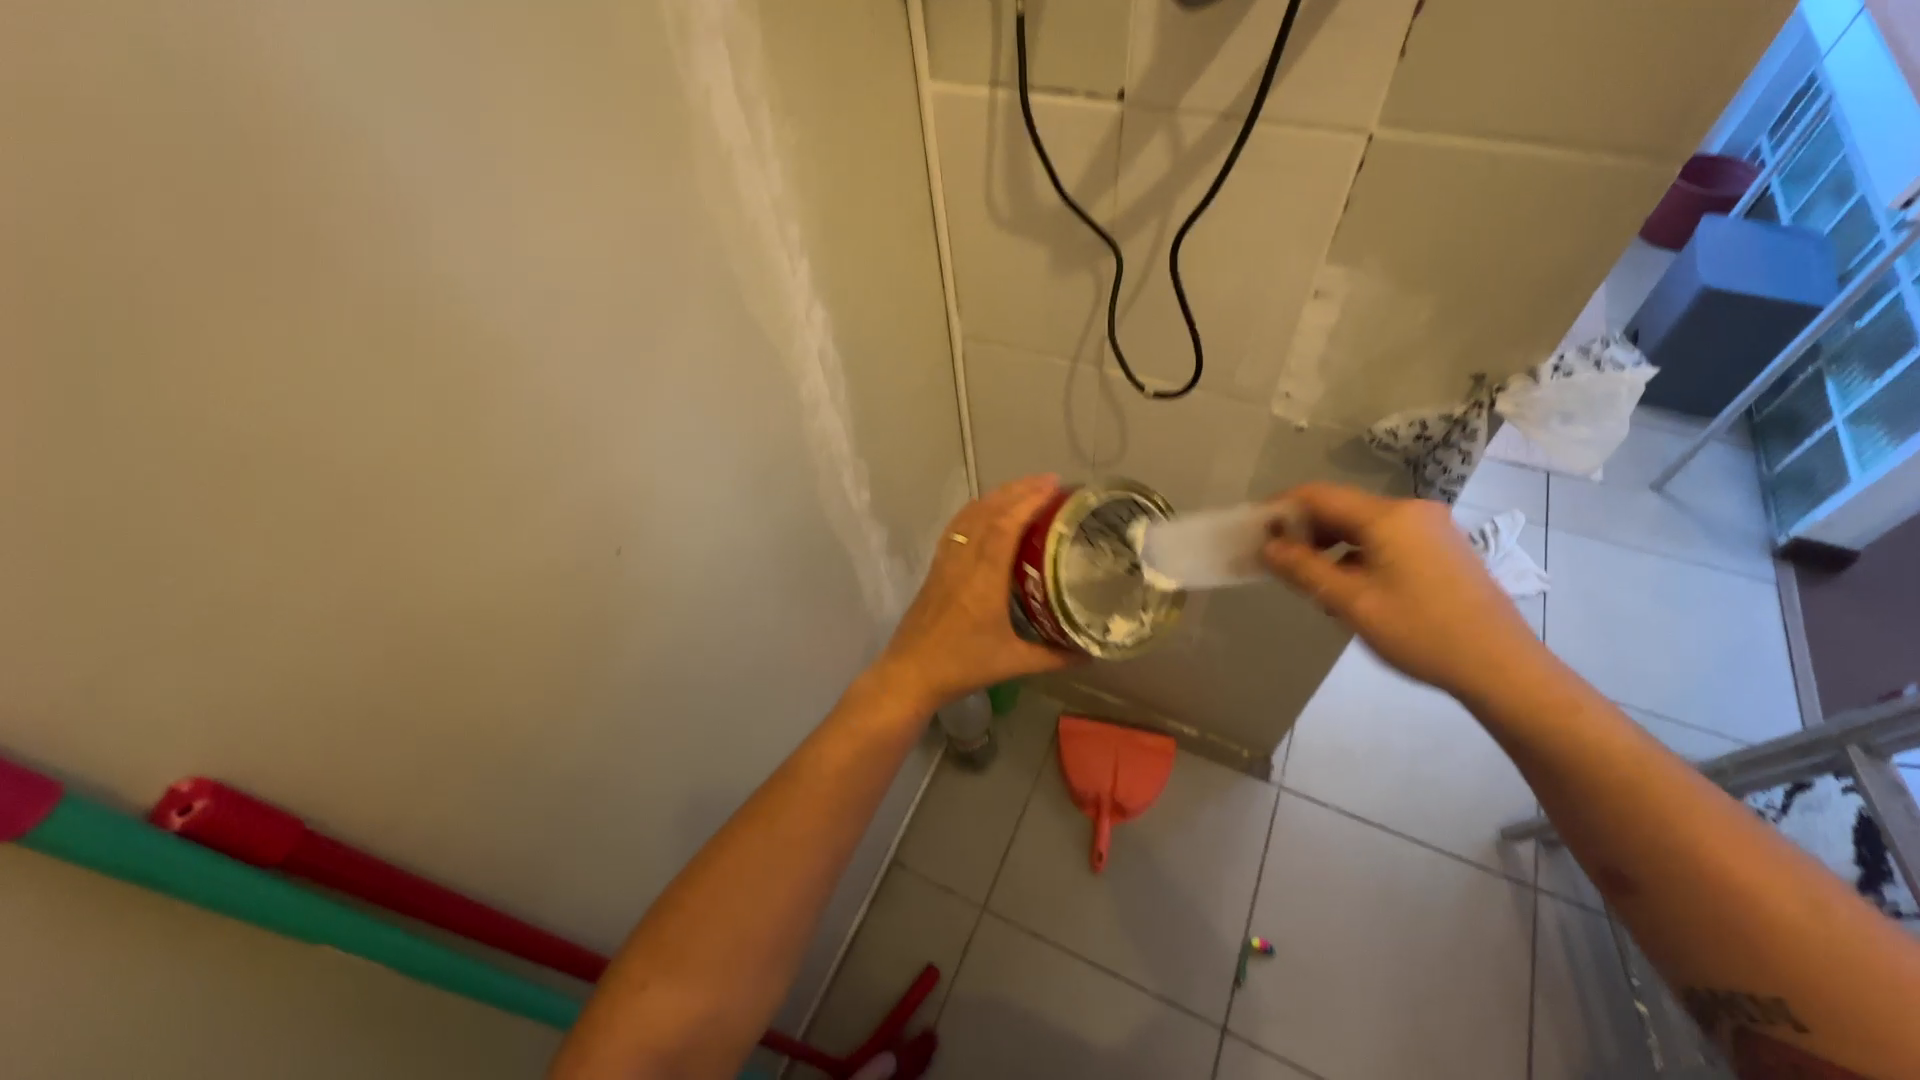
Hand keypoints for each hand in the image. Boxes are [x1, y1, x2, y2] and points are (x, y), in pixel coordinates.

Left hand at [873, 475, 1079, 707]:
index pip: (1006, 525)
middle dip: (1017, 490)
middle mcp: (963, 561)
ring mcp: (945, 563)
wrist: (909, 674)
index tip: (1054, 486)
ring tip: (1023, 490)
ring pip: (969, 517)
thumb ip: (1052, 656)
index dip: (1029, 500)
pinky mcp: (935, 570)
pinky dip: (975, 512)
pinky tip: (987, 513)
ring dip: (996, 497)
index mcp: (984, 578)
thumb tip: (1088, 654)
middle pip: (988, 511)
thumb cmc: (961, 666)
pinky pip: (956, 529)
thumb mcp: (1012, 663)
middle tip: (1048, 482)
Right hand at [1261, 483, 1542, 698]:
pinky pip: (1387, 541)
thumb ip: (1304, 569)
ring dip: (1331, 547)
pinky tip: (1350, 590)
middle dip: (1305, 532)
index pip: (1319, 495)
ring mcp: (1432, 530)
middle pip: (1343, 509)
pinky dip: (1359, 556)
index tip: (1254, 532)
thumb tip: (1267, 546)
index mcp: (1389, 516)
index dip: (1281, 509)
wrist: (1501, 666)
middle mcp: (1412, 511)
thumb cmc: (1420, 632)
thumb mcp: (1352, 603)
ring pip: (1364, 527)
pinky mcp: (1443, 550)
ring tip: (1312, 585)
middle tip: (1276, 563)